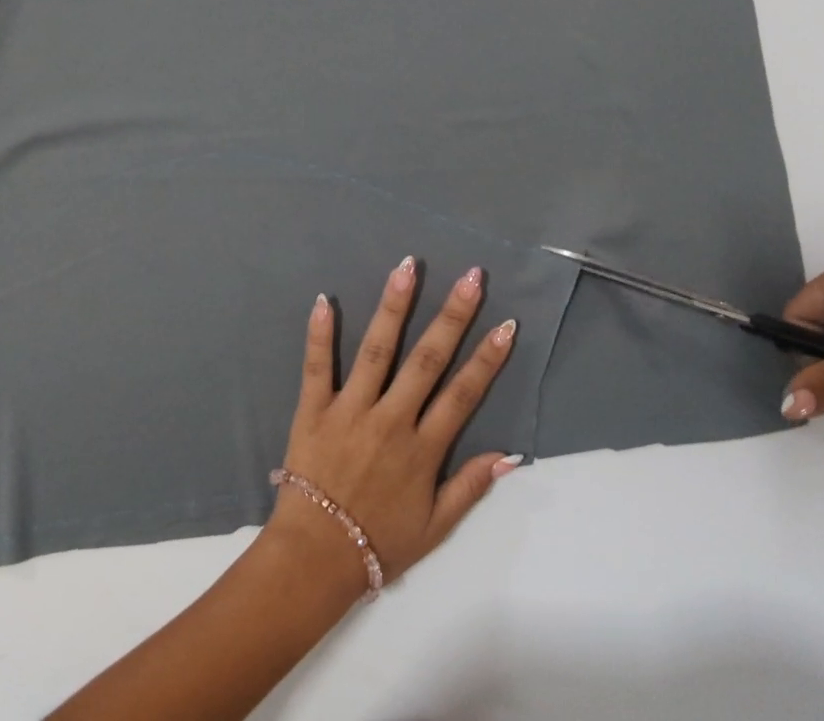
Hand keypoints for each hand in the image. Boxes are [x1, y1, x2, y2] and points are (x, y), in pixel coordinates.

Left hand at [262, 256, 521, 597]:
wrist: (316, 556)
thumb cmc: (378, 542)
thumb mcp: (435, 526)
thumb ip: (471, 486)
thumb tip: (511, 454)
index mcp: (423, 448)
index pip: (463, 393)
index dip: (487, 358)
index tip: (506, 323)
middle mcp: (391, 420)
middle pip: (427, 360)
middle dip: (452, 316)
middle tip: (471, 277)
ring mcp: (350, 411)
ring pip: (376, 351)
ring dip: (393, 307)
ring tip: (407, 267)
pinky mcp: (312, 410)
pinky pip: (316, 366)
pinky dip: (320, 333)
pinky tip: (325, 298)